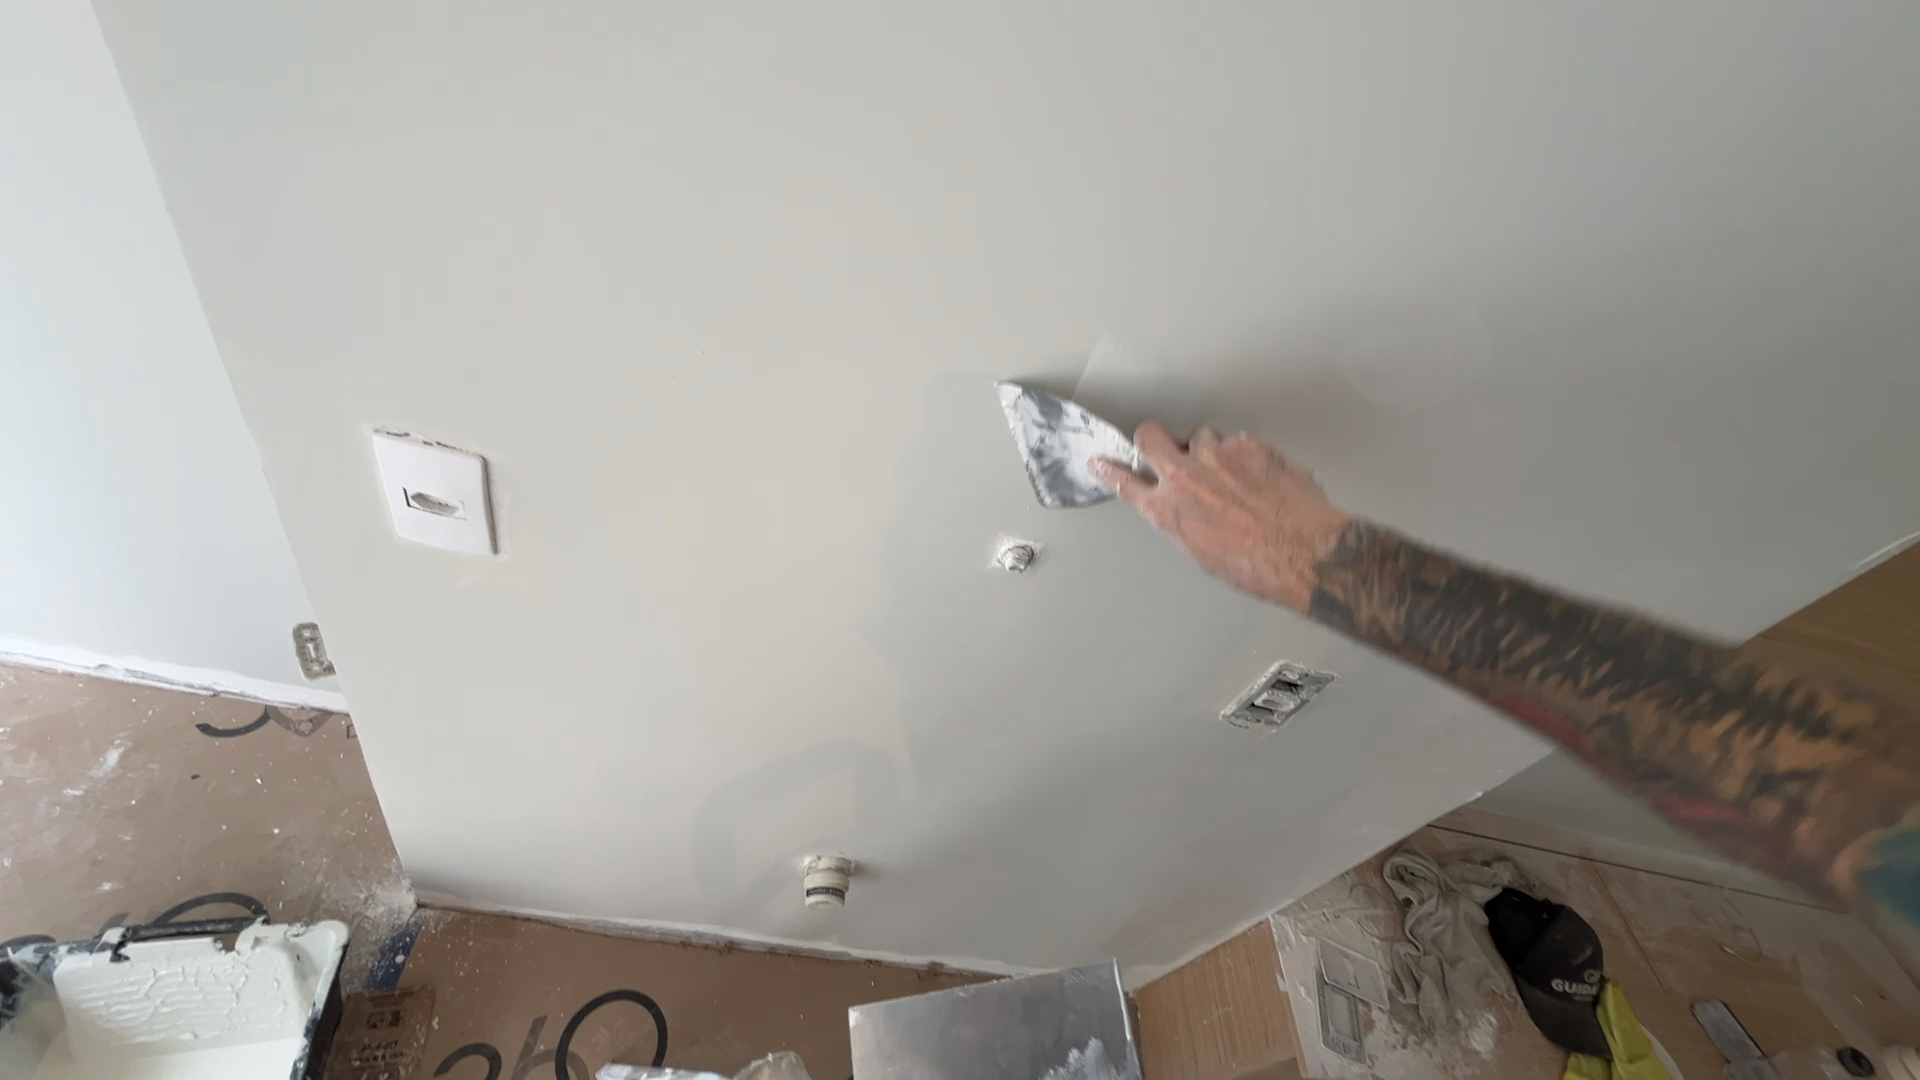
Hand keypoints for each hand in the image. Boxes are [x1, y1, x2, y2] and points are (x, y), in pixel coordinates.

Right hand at [1092, 423, 1350, 610]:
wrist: (1303, 552)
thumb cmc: (1255, 565)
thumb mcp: (1199, 552)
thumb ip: (1178, 520)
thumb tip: (1178, 509)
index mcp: (1165, 510)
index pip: (1124, 481)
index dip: (1110, 469)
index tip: (1101, 461)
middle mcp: (1184, 477)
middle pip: (1150, 436)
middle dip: (1152, 439)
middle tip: (1164, 447)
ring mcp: (1216, 456)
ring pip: (1199, 434)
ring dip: (1206, 448)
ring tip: (1228, 471)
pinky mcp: (1249, 445)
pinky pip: (1236, 440)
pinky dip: (1242, 454)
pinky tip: (1256, 474)